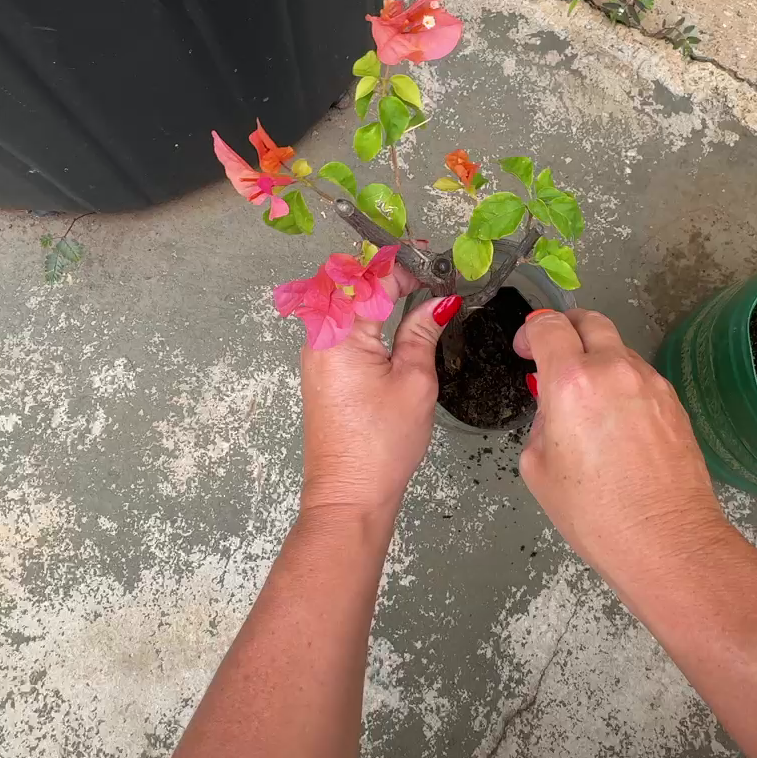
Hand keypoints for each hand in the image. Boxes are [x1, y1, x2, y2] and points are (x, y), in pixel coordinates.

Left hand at [297, 284, 458, 516]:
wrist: (349, 493)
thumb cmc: (382, 443)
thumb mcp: (415, 381)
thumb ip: (423, 332)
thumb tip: (440, 302)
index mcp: (341, 335)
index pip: (373, 279)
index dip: (406, 265)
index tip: (436, 264)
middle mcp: (320, 336)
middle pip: (349, 280)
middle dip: (386, 267)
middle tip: (425, 270)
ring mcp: (316, 351)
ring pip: (342, 297)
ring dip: (374, 285)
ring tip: (414, 284)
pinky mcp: (321, 366)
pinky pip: (340, 320)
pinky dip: (365, 307)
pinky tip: (390, 310)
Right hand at [514, 309, 732, 578]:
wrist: (667, 541)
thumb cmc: (595, 514)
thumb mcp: (538, 467)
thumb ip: (542, 421)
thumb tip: (556, 408)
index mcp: (572, 381)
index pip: (549, 326)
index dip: (531, 332)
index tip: (526, 350)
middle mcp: (613, 369)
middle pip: (589, 320)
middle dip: (566, 328)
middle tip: (554, 353)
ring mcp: (649, 382)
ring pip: (618, 347)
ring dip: (597, 357)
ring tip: (587, 398)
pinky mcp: (673, 400)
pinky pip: (640, 374)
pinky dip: (621, 381)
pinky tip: (617, 420)